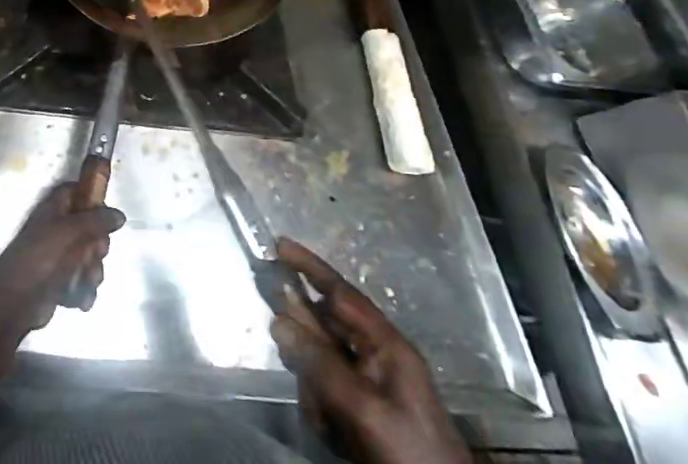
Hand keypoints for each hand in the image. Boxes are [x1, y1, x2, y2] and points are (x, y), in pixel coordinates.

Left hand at [0, 183, 123, 460]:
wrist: (9, 309)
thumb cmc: (34, 264)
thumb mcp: (65, 235)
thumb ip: (93, 222)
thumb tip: (119, 214)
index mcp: (52, 211)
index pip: (75, 191)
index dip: (93, 198)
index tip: (109, 215)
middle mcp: (54, 230)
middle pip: (89, 227)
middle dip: (98, 245)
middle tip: (96, 256)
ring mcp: (55, 257)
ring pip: (88, 257)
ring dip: (93, 272)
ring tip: (86, 284)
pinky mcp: (56, 283)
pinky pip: (80, 281)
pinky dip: (83, 291)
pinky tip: (80, 302)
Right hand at [270, 238, 469, 463]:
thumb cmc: (410, 451)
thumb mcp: (364, 408)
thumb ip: (321, 363)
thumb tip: (279, 320)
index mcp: (386, 344)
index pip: (341, 293)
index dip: (310, 267)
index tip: (278, 244)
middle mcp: (376, 356)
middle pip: (323, 327)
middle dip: (305, 348)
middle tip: (298, 364)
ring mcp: (368, 382)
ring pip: (317, 361)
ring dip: (313, 389)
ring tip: (330, 423)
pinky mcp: (359, 407)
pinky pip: (322, 390)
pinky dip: (320, 409)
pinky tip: (334, 435)